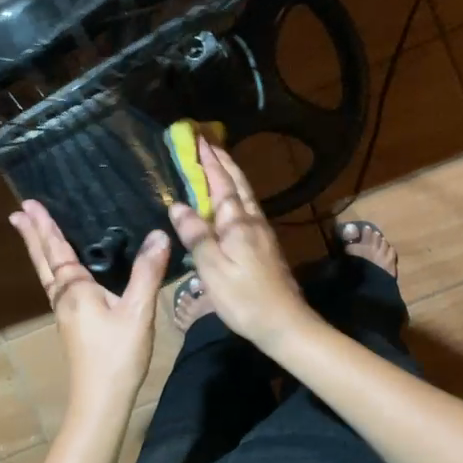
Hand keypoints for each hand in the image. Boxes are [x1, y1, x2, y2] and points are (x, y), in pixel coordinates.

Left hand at [8, 199, 169, 417]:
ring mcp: (65, 313)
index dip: (44, 226)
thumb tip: (158, 235)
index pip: (57, 250)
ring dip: (40, 251)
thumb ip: (147, 272)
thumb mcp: (138, 311)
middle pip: (45, 260)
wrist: (101, 399)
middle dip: (33, 236)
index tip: (28, 204)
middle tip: (17, 214)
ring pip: (48, 274)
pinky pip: (58, 286)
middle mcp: (64, 298)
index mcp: (75, 290)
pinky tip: (63, 273)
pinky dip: (54, 269)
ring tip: (32, 234)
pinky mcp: (73, 326)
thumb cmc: (118, 354)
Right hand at [166, 138, 314, 345]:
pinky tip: (228, 204)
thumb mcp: (212, 268)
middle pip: (237, 184)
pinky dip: (234, 197)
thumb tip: (178, 205)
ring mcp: (262, 234)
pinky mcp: (265, 247)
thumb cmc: (244, 297)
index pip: (221, 183)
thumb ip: (196, 235)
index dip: (209, 161)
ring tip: (216, 165)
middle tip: (207, 144)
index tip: (197, 139)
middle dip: (222, 162)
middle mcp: (252, 221)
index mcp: (238, 223)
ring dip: (230, 177)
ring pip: (244, 196)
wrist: (283, 323)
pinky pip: (246, 210)